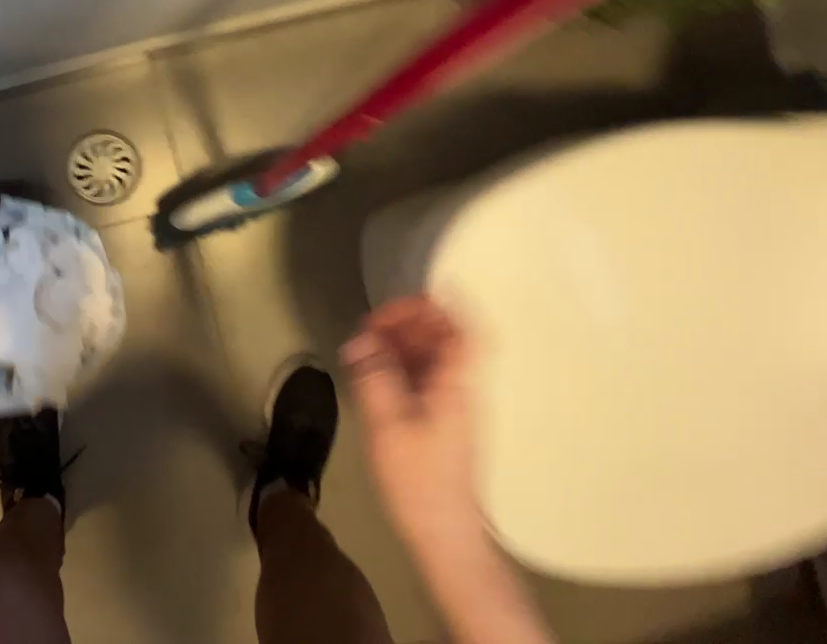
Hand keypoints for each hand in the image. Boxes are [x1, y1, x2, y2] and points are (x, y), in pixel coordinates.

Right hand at [343, 296, 484, 546]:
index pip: (466, 332)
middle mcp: (460, 389)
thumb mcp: (388, 424)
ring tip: (367, 342)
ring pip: (433, 357)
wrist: (445, 534)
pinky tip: (374, 370)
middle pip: (446, 339)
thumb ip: (374, 376)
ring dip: (402, 342)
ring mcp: (453, 406)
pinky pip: (424, 377)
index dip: (447, 304)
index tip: (415, 292)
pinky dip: (401, 364)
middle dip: (410, 321)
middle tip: (373, 322)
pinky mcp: (441, 421)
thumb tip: (361, 340)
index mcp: (456, 385)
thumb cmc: (420, 480)